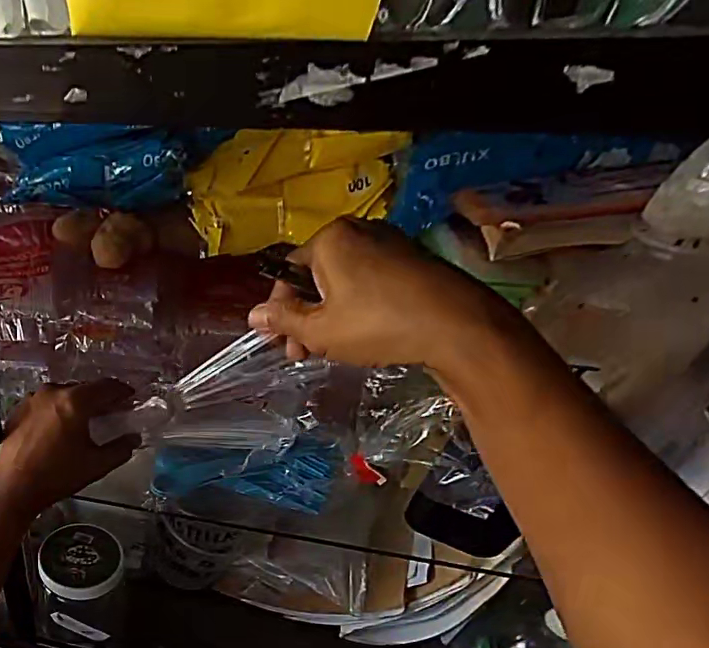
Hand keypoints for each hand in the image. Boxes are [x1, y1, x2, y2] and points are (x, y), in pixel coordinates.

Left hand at [0, 380, 139, 521]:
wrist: (13, 487)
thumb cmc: (56, 476)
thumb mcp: (95, 465)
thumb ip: (119, 450)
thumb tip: (132, 439)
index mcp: (75, 402)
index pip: (106, 387)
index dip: (122, 391)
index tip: (130, 396)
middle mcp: (53, 393)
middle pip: (83, 388)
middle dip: (99, 398)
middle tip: (110, 410)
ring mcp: (32, 400)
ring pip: (63, 395)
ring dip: (77, 403)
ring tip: (85, 419)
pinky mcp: (18, 410)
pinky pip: (45, 404)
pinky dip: (57, 410)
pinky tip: (60, 427)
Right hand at [247, 218, 546, 375]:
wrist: (454, 325)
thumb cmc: (376, 324)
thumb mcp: (319, 329)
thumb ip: (283, 320)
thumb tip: (253, 313)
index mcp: (330, 240)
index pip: (286, 274)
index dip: (278, 311)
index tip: (279, 342)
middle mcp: (357, 232)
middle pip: (313, 278)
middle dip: (304, 317)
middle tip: (303, 353)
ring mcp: (387, 243)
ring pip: (339, 283)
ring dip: (327, 317)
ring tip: (330, 350)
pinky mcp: (409, 260)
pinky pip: (366, 282)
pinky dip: (354, 308)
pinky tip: (359, 336)